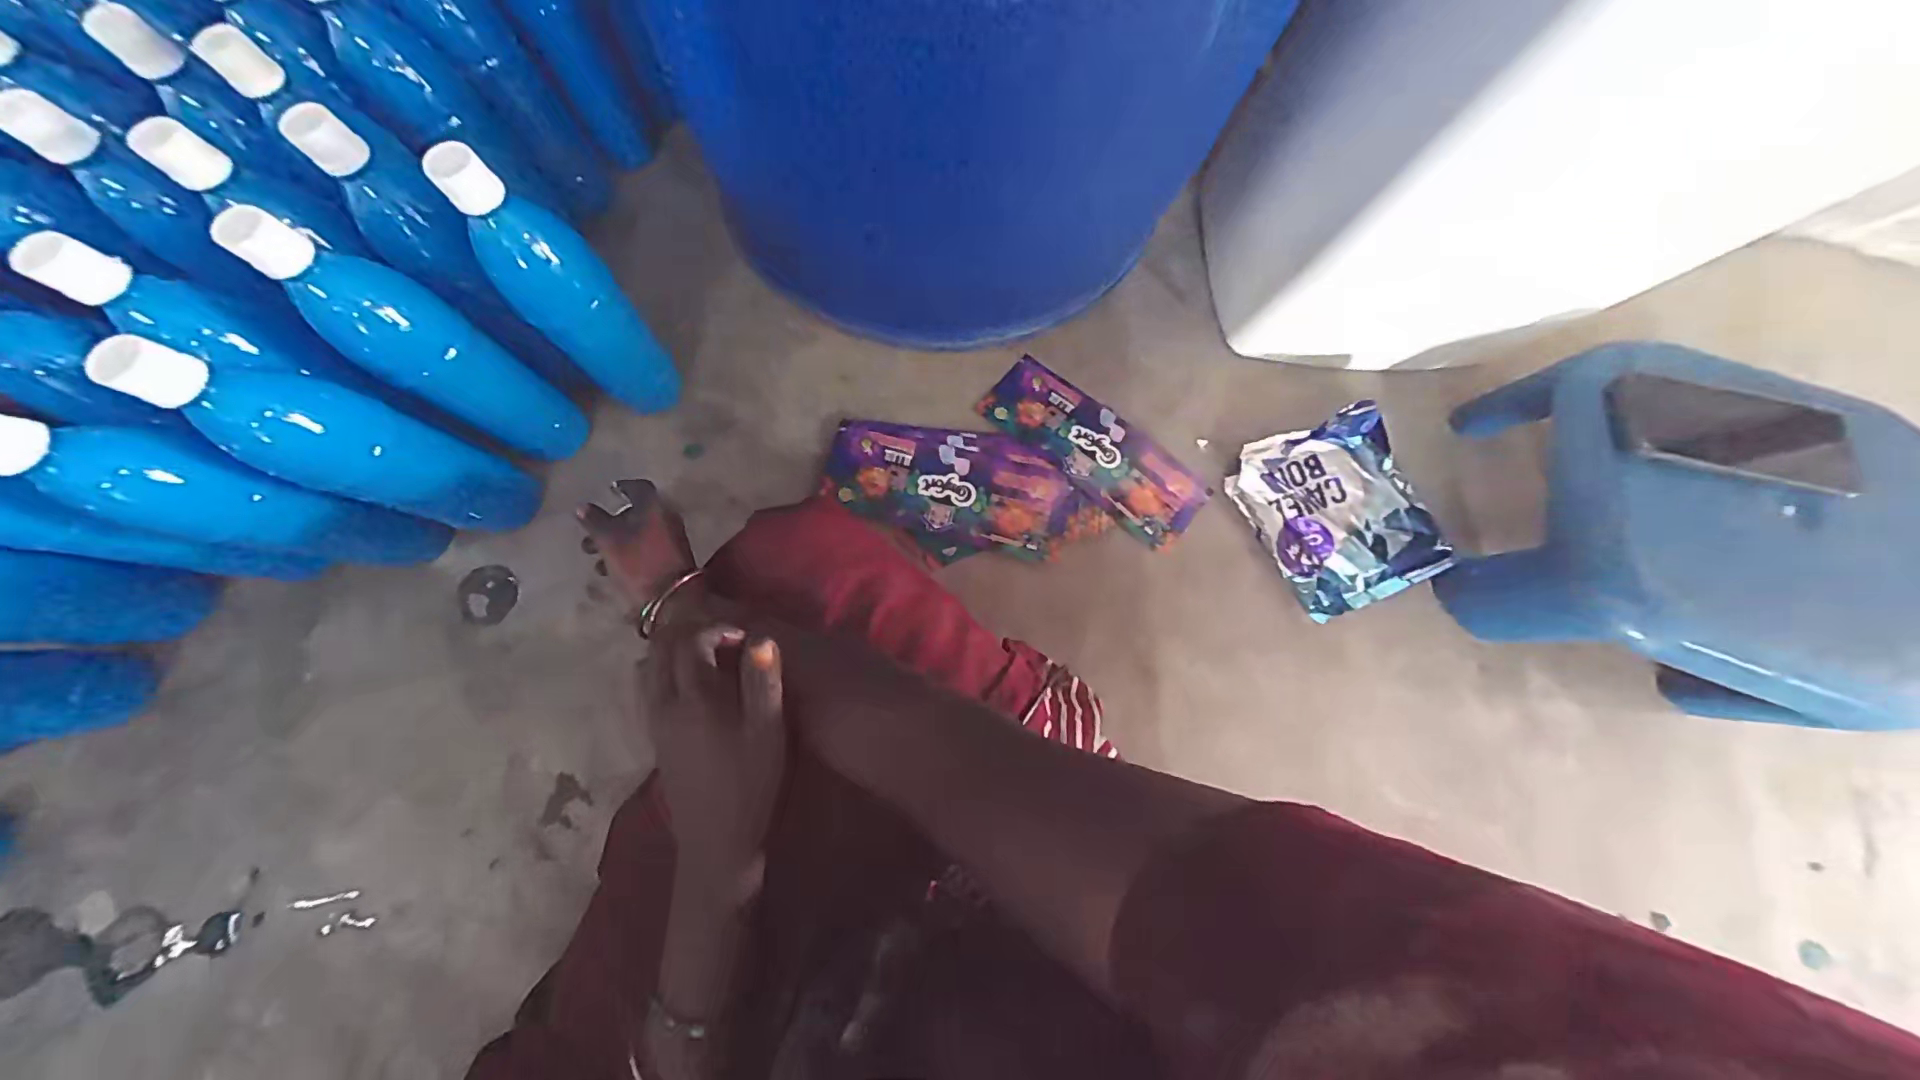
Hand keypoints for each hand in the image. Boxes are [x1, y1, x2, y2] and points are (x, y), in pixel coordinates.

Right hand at [578, 479, 697, 611]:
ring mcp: (672, 539)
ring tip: (593, 556)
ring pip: (638, 533)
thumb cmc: (638, 562)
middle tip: (589, 533)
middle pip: (637, 513)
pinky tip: (609, 569)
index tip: (610, 490)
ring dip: (614, 540)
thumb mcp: (609, 540)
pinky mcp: (671, 558)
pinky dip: (627, 552)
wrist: (672, 596)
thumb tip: (583, 507)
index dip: (623, 487)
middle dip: (610, 522)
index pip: (639, 488)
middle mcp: (667, 519)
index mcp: (655, 507)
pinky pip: (646, 548)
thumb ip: (595, 521)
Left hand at [643, 623, 788, 901]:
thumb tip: (761, 638)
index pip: (690, 641)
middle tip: (726, 638)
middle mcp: (664, 703)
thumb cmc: (749, 781)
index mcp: (693, 698)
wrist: (716, 839)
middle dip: (690, 631)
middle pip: (660, 647)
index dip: (717, 629)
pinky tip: (695, 683)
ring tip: (710, 655)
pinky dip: (666, 669)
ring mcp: (654, 720)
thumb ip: (763, 680)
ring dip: (674, 649)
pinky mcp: (655, 736)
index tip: (745, 638)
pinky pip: (649, 686)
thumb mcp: (768, 730)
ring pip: (649, 666)